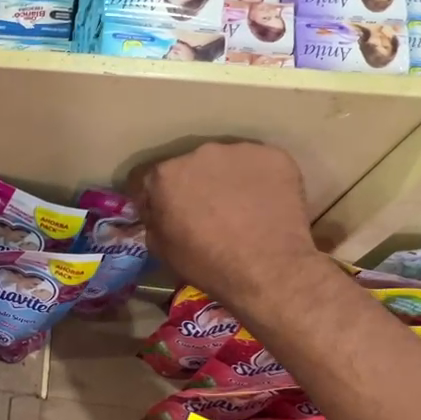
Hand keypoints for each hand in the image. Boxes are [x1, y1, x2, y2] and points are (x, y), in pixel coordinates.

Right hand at [126, 141, 327, 306]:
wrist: (268, 269)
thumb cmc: (206, 263)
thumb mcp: (160, 247)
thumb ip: (154, 218)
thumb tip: (159, 210)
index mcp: (165, 175)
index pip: (145, 178)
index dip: (151, 197)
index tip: (162, 212)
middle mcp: (199, 153)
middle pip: (188, 166)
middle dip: (191, 185)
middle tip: (203, 211)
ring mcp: (240, 151)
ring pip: (224, 162)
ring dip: (224, 180)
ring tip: (237, 207)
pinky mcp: (274, 156)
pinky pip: (257, 165)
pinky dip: (256, 180)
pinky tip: (262, 203)